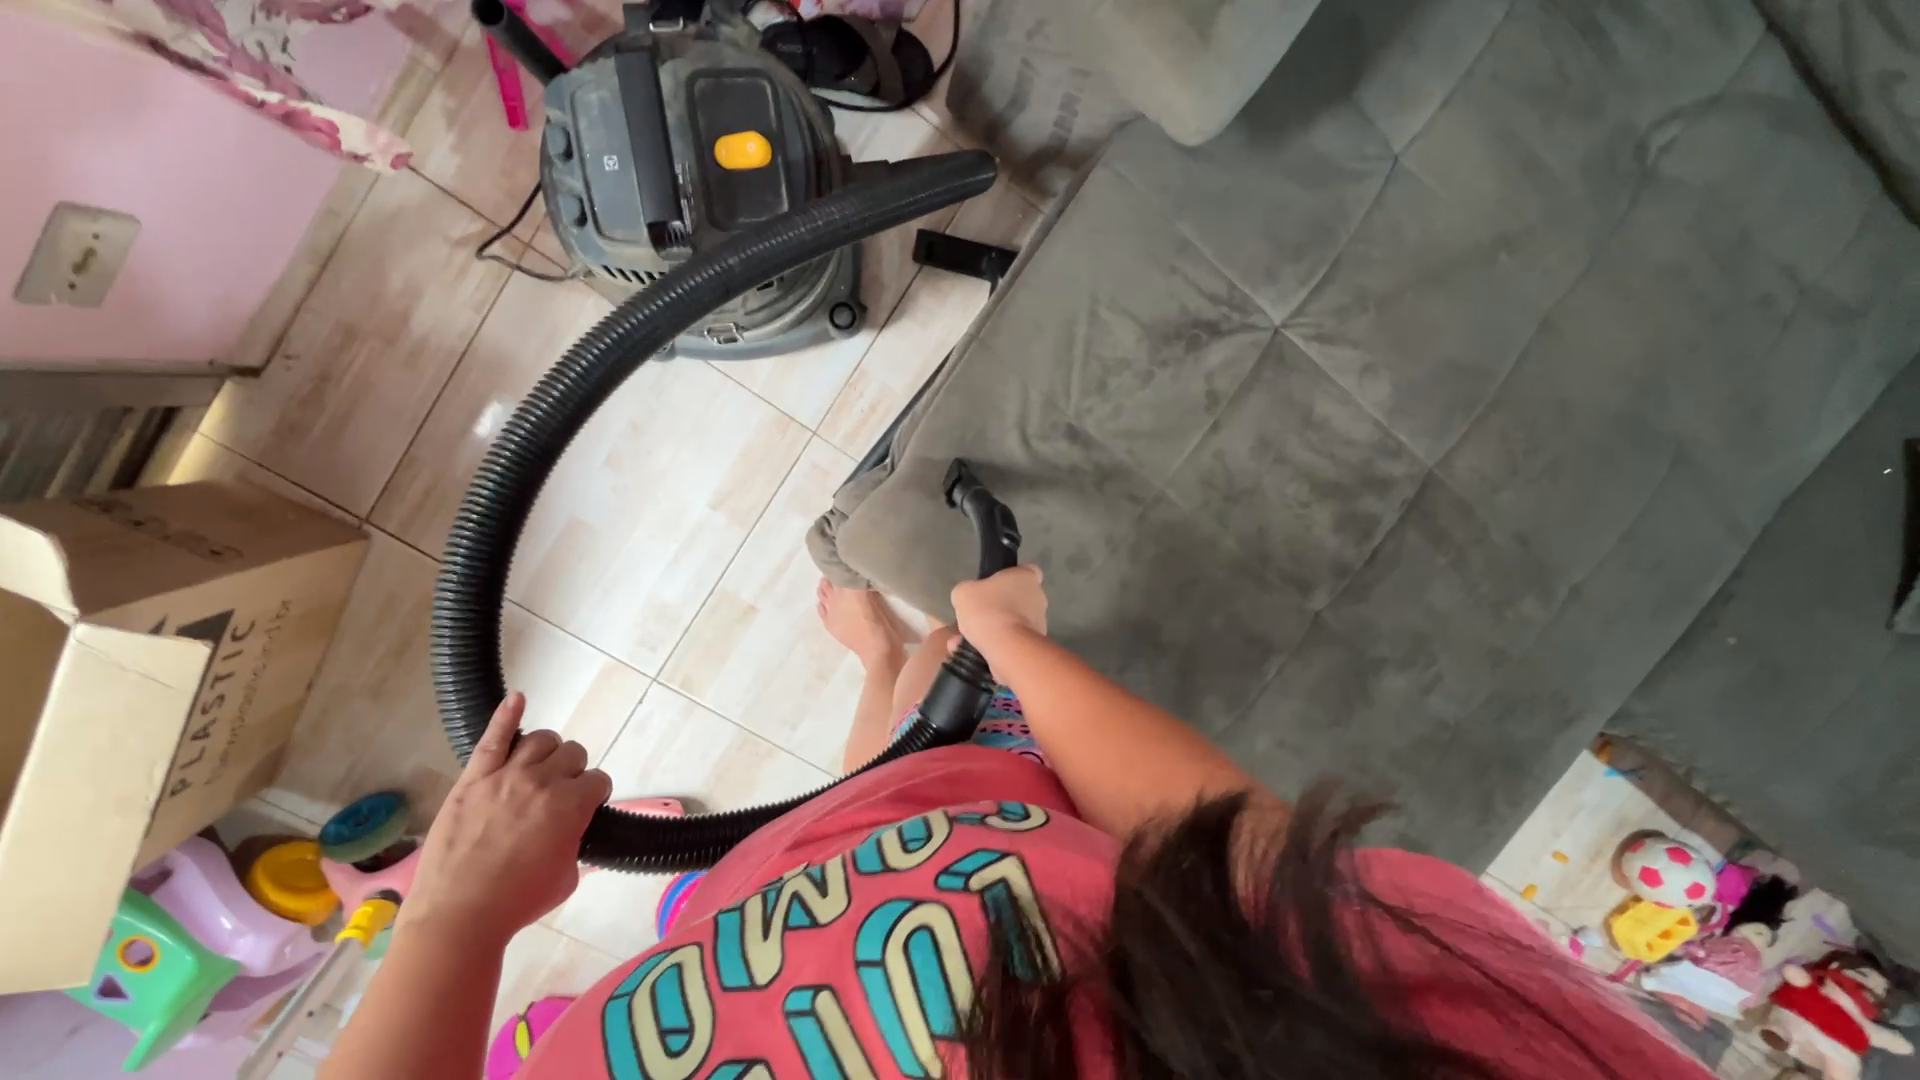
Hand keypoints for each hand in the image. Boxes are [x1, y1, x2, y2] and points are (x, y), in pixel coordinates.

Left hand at [401, 692, 610, 946]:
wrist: (457, 918)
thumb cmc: (518, 903)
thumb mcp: (567, 876)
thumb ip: (575, 841)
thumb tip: (570, 828)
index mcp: (571, 805)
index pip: (599, 780)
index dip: (595, 795)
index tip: (586, 809)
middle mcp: (542, 781)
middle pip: (573, 753)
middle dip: (574, 771)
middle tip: (561, 795)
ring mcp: (505, 776)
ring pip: (541, 740)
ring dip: (549, 751)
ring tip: (541, 768)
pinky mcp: (472, 780)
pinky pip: (493, 738)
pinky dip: (507, 714)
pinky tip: (517, 699)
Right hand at [951, 564, 1046, 655]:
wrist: (1007, 647)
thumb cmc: (988, 609)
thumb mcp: (964, 592)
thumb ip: (969, 591)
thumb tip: (971, 598)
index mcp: (1026, 577)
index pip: (1027, 571)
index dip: (1011, 578)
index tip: (996, 587)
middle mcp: (1038, 598)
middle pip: (1016, 600)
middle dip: (995, 610)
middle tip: (973, 618)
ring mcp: (1040, 623)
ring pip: (1011, 624)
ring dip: (992, 631)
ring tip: (965, 641)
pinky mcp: (1035, 644)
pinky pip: (1011, 642)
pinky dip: (995, 647)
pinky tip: (974, 652)